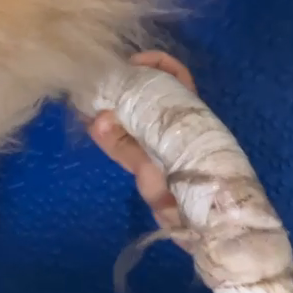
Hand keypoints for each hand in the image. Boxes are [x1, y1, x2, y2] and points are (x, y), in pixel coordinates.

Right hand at [87, 50, 196, 232]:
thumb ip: (133, 146)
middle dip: (121, 84)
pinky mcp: (144, 168)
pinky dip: (105, 134)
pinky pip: (121, 145)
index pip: (176, 77)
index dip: (157, 63)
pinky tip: (90, 123)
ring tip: (86, 99)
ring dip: (107, 108)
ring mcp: (156, 146)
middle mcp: (172, 126)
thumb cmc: (200, 188)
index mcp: (192, 115)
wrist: (206, 230)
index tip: (132, 62)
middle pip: (146, 94)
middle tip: (98, 80)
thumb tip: (98, 120)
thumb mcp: (173, 160)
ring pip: (128, 118)